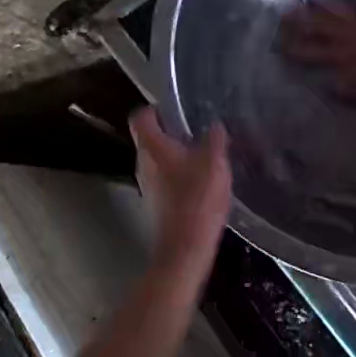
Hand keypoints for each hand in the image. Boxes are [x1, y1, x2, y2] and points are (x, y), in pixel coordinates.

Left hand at [130, 109, 232, 272]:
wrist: (185, 247)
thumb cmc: (197, 198)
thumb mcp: (214, 163)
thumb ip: (214, 139)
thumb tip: (215, 125)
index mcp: (151, 146)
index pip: (140, 116)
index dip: (155, 109)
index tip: (174, 110)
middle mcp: (142, 162)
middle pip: (148, 137)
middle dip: (170, 132)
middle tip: (195, 131)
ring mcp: (146, 184)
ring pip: (157, 159)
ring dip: (176, 155)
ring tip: (202, 156)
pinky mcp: (155, 202)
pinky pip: (163, 178)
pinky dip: (177, 174)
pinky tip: (200, 182)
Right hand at [281, 1, 355, 97]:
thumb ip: (342, 88)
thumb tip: (325, 84)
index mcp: (340, 57)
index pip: (310, 52)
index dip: (293, 48)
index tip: (278, 44)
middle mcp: (347, 36)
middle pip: (318, 26)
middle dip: (299, 20)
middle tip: (284, 12)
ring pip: (336, 10)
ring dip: (320, 4)